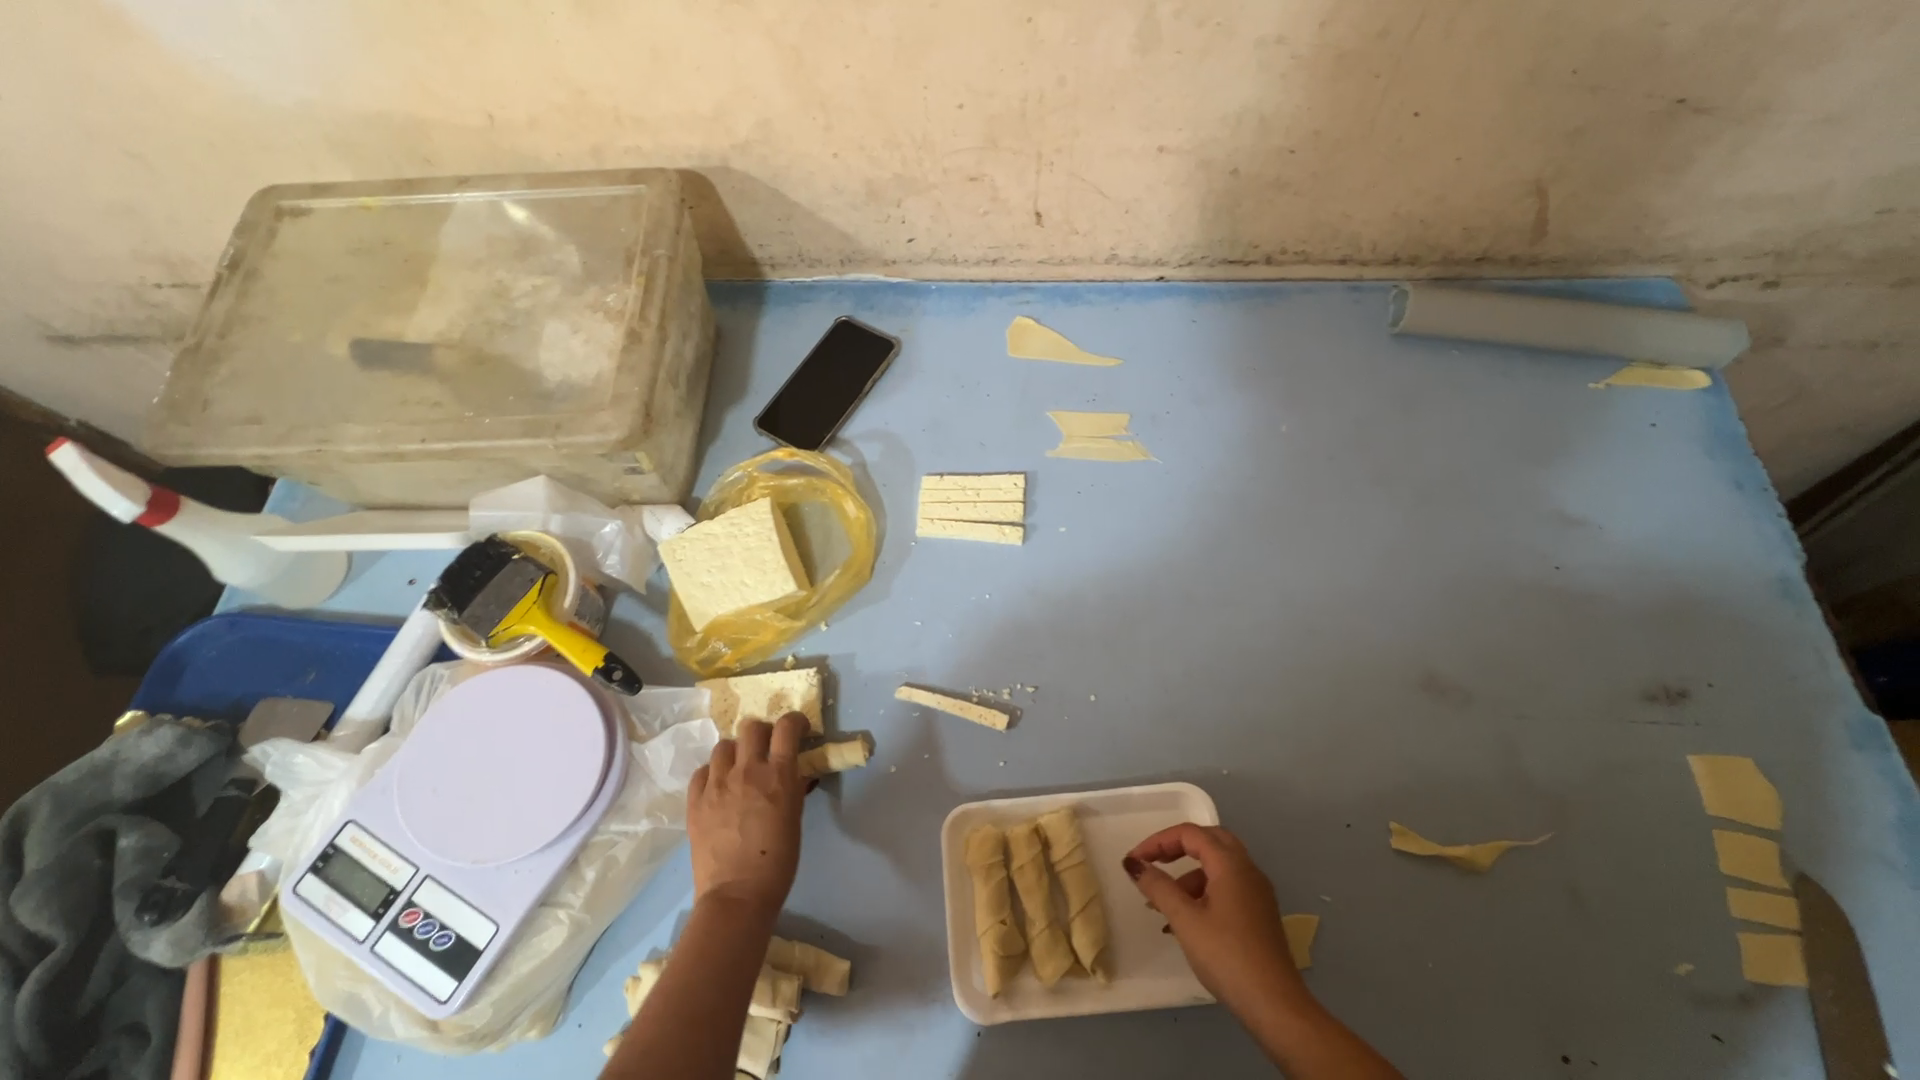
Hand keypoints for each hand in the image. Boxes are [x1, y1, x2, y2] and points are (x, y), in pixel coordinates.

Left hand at [687, 712, 809, 917]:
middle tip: (766, 749)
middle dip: (762, 733)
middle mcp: (746, 771)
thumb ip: (793, 788)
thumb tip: (794, 772)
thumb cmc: (778, 862)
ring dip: (735, 753)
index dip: (795, 721)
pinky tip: (718, 789)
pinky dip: (713, 774)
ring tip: (739, 770)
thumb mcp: (795, 818)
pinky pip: (703, 771)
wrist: (737, 894)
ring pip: (723, 746)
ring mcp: (716, 784)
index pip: (787, 727)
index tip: (798, 729)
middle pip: (751, 728)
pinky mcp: (695, 800)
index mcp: (778, 775)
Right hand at [1123, 823, 1307, 1010]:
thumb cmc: (1226, 956)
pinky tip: (1187, 922)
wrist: (1274, 1003)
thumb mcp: (1185, 920)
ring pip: (1219, 866)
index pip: (1191, 834)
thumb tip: (1133, 864)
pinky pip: (1227, 887)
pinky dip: (1203, 892)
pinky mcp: (1259, 914)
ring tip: (1164, 904)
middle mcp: (1248, 871)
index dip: (1158, 841)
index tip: (1135, 860)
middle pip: (1210, 841)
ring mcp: (1257, 893)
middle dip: (1177, 848)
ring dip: (1189, 874)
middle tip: (1153, 863)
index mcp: (1231, 865)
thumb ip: (1158, 887)